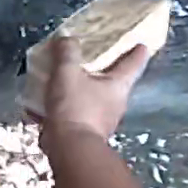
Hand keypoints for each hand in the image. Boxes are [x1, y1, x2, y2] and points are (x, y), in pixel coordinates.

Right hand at [36, 36, 150, 146]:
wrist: (69, 149)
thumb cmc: (75, 106)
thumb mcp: (67, 73)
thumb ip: (67, 53)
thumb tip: (67, 38)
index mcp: (118, 86)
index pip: (134, 64)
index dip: (138, 52)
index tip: (143, 45)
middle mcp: (115, 104)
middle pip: (113, 82)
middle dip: (104, 71)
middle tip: (93, 58)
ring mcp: (102, 121)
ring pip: (92, 99)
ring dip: (80, 90)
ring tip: (63, 81)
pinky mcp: (85, 134)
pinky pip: (75, 115)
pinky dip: (63, 109)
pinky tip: (43, 106)